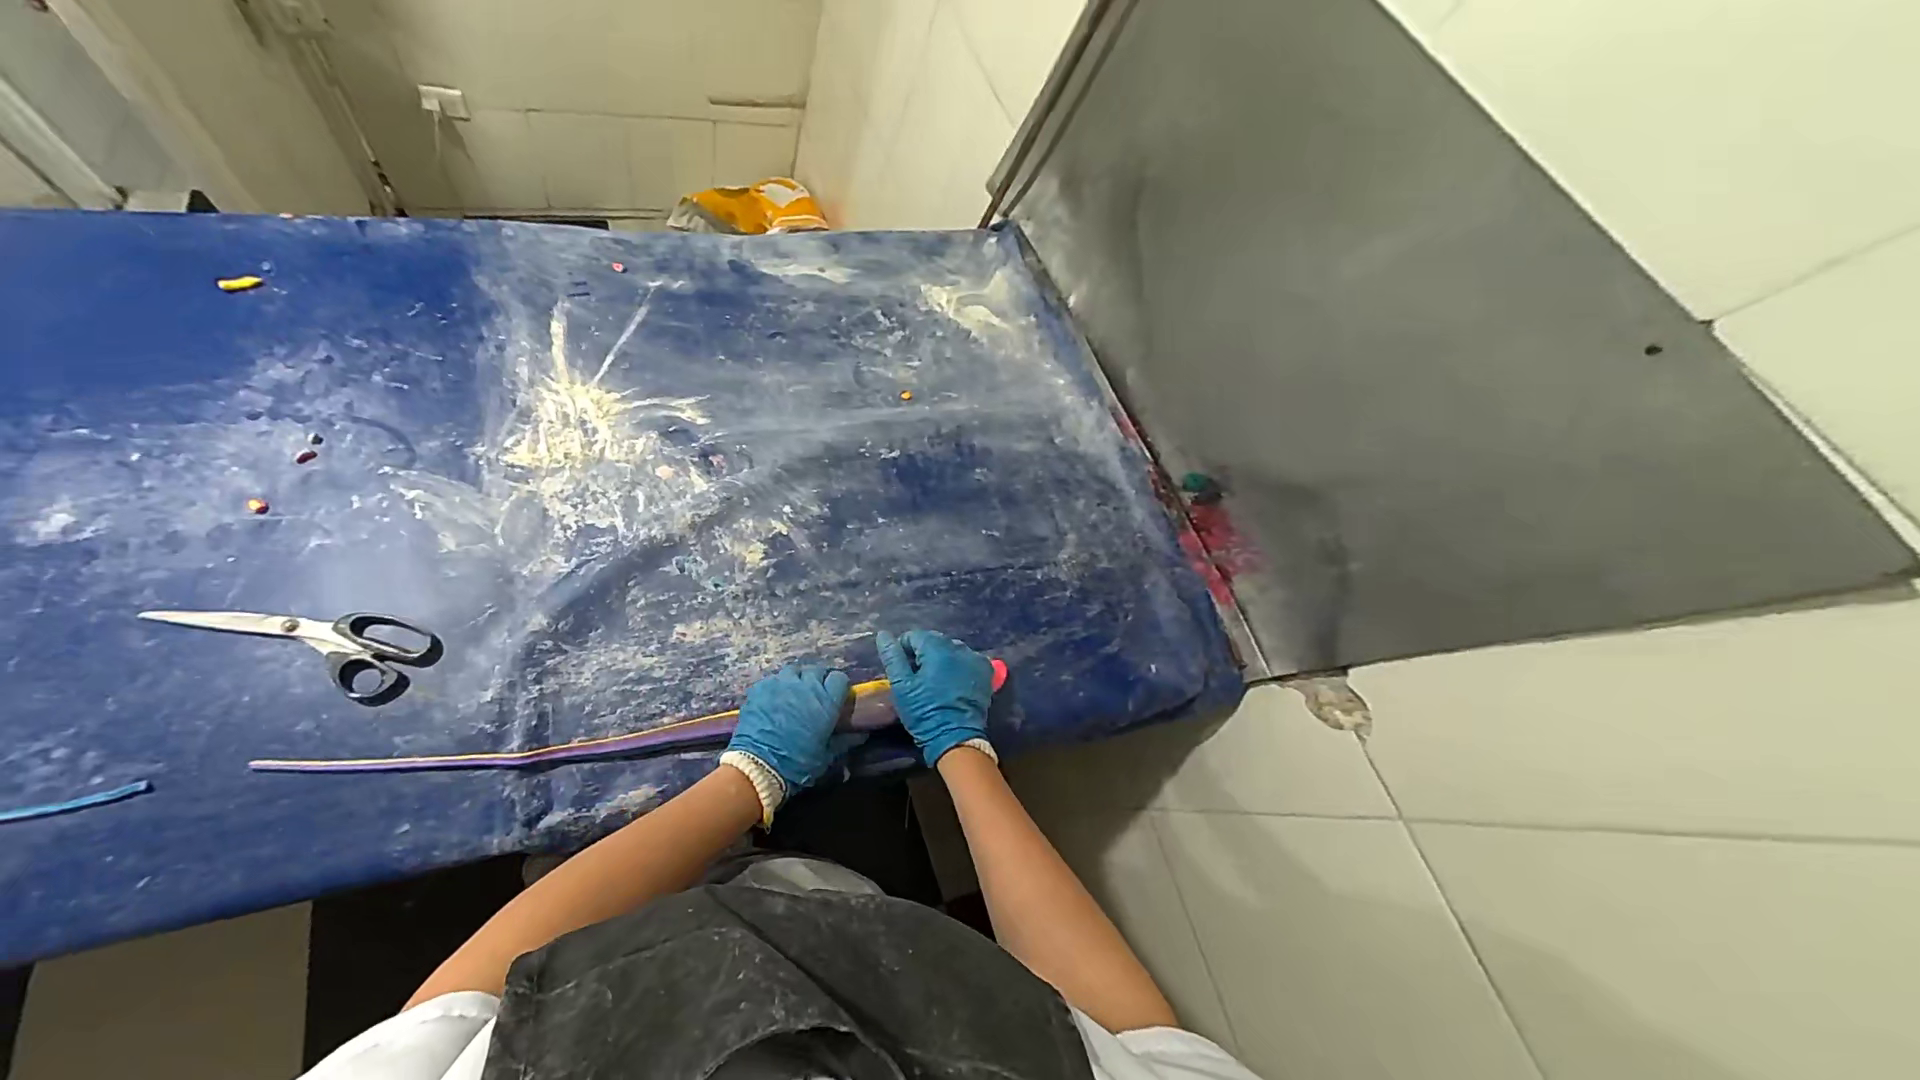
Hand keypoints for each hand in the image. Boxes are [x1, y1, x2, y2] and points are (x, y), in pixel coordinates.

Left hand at [726, 666, 862, 808]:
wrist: (758, 765)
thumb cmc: (797, 763)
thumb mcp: (825, 756)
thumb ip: (843, 741)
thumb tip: (862, 734)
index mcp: (826, 701)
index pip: (839, 678)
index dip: (838, 686)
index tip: (835, 696)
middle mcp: (806, 686)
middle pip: (817, 670)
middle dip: (817, 680)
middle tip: (814, 695)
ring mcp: (781, 684)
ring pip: (794, 671)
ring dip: (796, 679)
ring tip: (793, 693)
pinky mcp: (760, 688)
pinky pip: (773, 679)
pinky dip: (776, 686)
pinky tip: (773, 700)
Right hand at [875, 630, 993, 764]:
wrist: (955, 737)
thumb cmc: (924, 712)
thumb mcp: (901, 686)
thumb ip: (892, 657)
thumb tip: (883, 634)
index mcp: (937, 647)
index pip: (915, 636)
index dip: (904, 649)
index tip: (902, 668)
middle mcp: (959, 647)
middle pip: (934, 641)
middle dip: (923, 654)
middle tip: (916, 677)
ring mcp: (975, 658)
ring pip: (951, 650)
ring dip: (941, 659)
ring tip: (934, 681)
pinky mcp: (986, 672)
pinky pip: (968, 660)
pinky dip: (959, 666)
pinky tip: (953, 682)